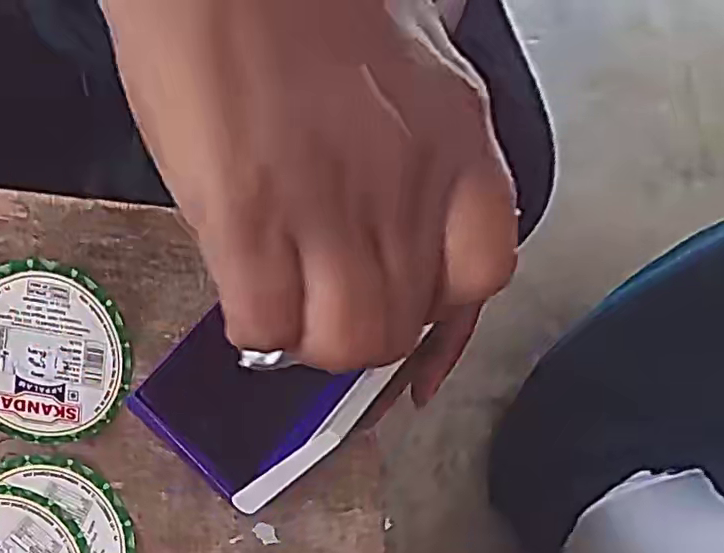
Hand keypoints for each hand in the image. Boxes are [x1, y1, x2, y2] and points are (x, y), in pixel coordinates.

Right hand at [105, 0, 517, 380]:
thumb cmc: (300, 10)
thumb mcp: (401, 80)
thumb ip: (411, 166)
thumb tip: (377, 243)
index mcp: (454, 140)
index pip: (481, 277)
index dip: (438, 330)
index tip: (404, 345)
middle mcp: (404, 180)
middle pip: (402, 328)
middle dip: (356, 342)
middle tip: (319, 317)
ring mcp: (327, 202)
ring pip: (347, 343)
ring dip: (307, 348)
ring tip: (282, 316)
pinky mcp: (250, 216)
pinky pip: (266, 324)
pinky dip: (253, 332)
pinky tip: (241, 301)